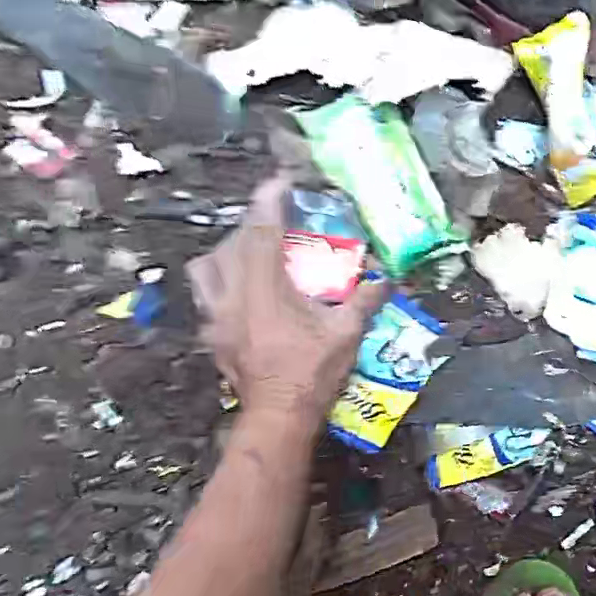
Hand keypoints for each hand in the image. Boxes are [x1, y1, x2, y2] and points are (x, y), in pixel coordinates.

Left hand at [186, 176, 389, 418]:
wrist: (280, 414)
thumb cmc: (314, 372)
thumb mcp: (346, 333)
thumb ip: (364, 300)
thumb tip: (388, 278)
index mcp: (265, 289)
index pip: (261, 232)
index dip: (270, 201)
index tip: (281, 181)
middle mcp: (232, 295)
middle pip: (231, 244)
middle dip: (253, 225)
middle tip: (277, 221)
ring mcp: (216, 315)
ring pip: (207, 266)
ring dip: (228, 250)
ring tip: (251, 251)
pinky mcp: (212, 333)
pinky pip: (207, 294)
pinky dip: (223, 280)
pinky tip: (243, 290)